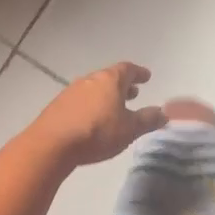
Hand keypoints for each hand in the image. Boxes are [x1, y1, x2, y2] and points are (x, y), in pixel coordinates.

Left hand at [29, 62, 165, 164]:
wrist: (51, 144)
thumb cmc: (97, 133)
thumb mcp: (129, 129)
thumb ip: (148, 120)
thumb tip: (163, 113)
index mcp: (109, 80)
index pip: (128, 70)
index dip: (139, 73)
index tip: (147, 76)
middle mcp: (90, 80)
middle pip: (109, 78)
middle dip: (123, 86)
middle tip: (133, 93)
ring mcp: (71, 92)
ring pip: (94, 89)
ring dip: (106, 96)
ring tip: (114, 108)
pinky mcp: (57, 107)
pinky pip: (81, 101)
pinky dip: (91, 106)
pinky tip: (92, 120)